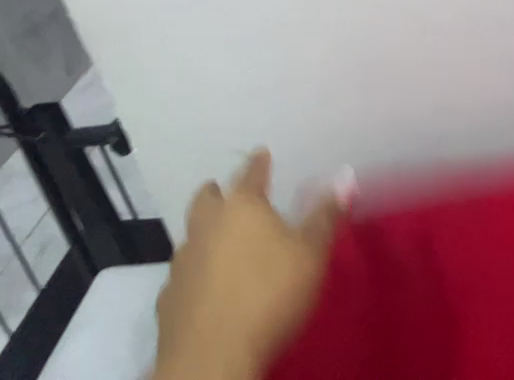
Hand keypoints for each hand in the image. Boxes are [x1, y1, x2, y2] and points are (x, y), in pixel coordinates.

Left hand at [154, 149, 341, 379]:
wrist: (212, 360)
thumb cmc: (269, 295)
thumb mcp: (312, 253)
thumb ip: (326, 216)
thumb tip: (345, 177)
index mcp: (242, 207)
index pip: (251, 174)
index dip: (259, 163)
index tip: (261, 152)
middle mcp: (206, 226)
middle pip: (207, 199)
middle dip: (218, 192)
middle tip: (227, 192)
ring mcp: (182, 263)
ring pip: (191, 237)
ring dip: (204, 234)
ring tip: (220, 242)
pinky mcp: (168, 301)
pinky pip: (183, 276)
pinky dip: (195, 274)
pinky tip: (205, 287)